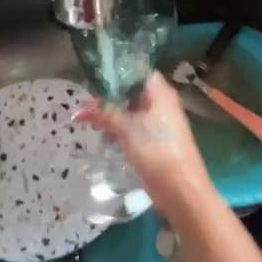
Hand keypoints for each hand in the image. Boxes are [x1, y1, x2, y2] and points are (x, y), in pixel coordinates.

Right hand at [79, 71, 215, 220]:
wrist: (181, 189)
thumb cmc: (157, 150)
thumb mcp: (126, 129)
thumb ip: (103, 114)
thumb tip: (80, 108)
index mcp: (160, 92)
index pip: (137, 71)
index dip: (117, 72)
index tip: (95, 75)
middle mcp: (161, 103)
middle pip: (132, 91)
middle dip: (110, 95)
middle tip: (86, 98)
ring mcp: (159, 123)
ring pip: (132, 111)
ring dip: (113, 113)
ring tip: (88, 116)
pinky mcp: (155, 141)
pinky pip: (134, 127)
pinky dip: (120, 128)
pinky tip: (103, 133)